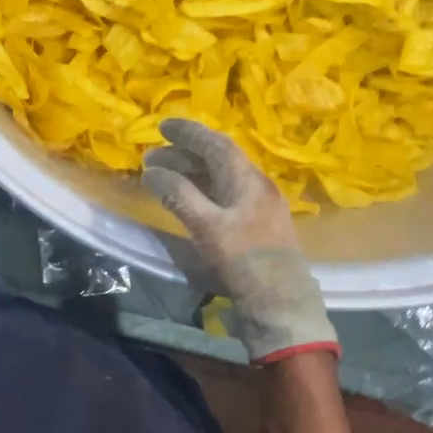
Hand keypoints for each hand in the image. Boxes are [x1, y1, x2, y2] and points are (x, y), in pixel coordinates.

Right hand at [141, 119, 337, 363]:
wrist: (281, 306)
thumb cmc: (245, 262)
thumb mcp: (207, 226)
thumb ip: (178, 195)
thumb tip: (152, 171)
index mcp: (249, 181)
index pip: (217, 145)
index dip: (188, 133)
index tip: (161, 126)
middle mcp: (256, 189)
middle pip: (218, 160)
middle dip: (183, 153)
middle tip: (151, 155)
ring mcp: (257, 209)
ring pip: (220, 179)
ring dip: (190, 172)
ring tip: (160, 176)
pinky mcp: (253, 229)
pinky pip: (222, 196)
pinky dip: (198, 190)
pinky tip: (184, 200)